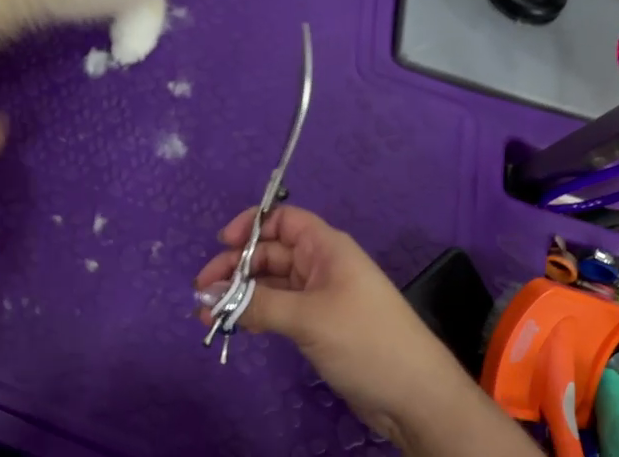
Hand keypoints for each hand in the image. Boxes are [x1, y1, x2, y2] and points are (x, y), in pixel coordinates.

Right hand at [193, 206, 447, 438]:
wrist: (416, 398)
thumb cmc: (365, 340)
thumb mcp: (308, 317)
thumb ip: (257, 303)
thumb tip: (210, 295)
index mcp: (326, 247)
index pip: (283, 220)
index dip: (252, 225)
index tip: (222, 243)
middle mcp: (321, 265)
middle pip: (270, 254)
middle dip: (236, 268)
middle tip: (203, 289)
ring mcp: (319, 297)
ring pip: (270, 284)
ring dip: (240, 295)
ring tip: (207, 312)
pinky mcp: (318, 326)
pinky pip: (278, 309)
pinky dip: (254, 314)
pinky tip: (232, 324)